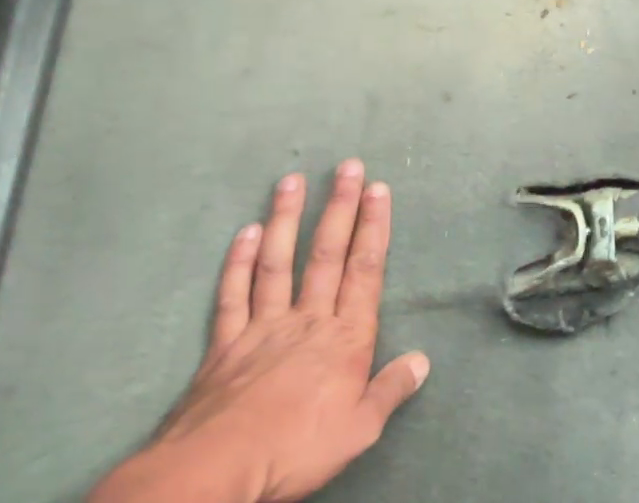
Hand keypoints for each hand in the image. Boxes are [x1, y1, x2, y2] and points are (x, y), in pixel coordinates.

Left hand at [90, 160, 429, 502]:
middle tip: (347, 166)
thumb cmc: (296, 450)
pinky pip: (232, 296)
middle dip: (339, 207)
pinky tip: (244, 233)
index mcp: (345, 339)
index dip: (373, 228)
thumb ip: (390, 390)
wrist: (215, 473)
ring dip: (286, 220)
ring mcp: (262, 329)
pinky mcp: (223, 346)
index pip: (365, 270)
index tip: (378, 190)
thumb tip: (422, 360)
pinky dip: (237, 263)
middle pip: (327, 255)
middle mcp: (307, 322)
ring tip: (292, 181)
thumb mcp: (360, 430)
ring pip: (278, 264)